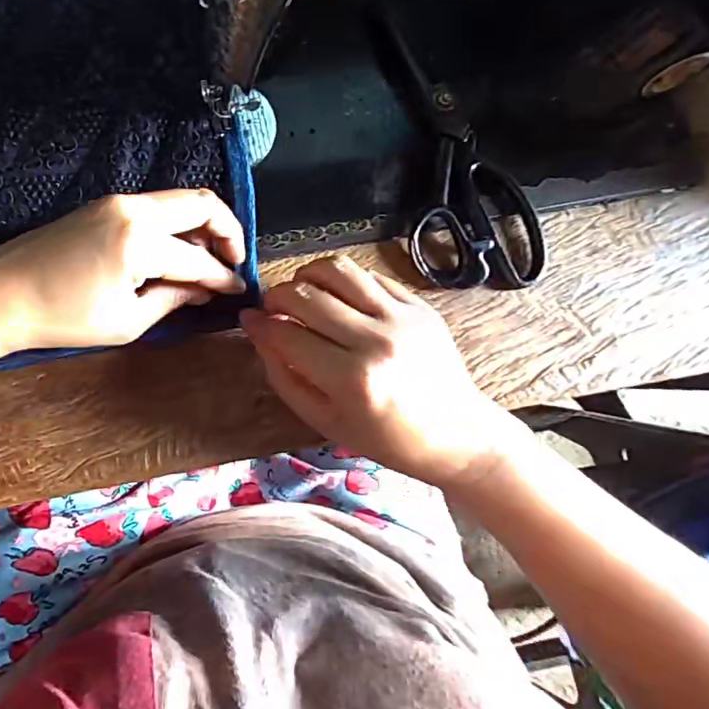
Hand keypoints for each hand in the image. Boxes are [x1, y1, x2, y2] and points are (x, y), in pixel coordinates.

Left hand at [0, 189, 247, 354]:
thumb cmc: (60, 317)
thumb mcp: (125, 321)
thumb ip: (172, 300)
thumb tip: (204, 290)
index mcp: (138, 239)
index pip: (199, 257)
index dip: (225, 276)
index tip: (240, 289)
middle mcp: (131, 208)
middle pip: (201, 203)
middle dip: (227, 231)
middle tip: (233, 263)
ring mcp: (113, 201)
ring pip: (177, 201)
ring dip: (200, 226)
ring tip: (206, 262)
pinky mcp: (100, 205)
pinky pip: (153, 206)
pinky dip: (173, 225)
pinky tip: (173, 254)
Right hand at [240, 255, 531, 486]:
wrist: (459, 435)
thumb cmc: (386, 438)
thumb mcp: (323, 419)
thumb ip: (283, 374)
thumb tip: (257, 329)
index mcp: (352, 379)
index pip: (286, 335)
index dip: (258, 324)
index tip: (248, 320)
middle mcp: (376, 341)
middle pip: (305, 295)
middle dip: (276, 297)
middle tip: (273, 309)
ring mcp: (402, 318)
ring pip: (337, 270)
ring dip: (307, 276)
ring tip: (302, 294)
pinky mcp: (419, 305)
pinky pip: (368, 275)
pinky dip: (341, 281)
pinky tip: (337, 299)